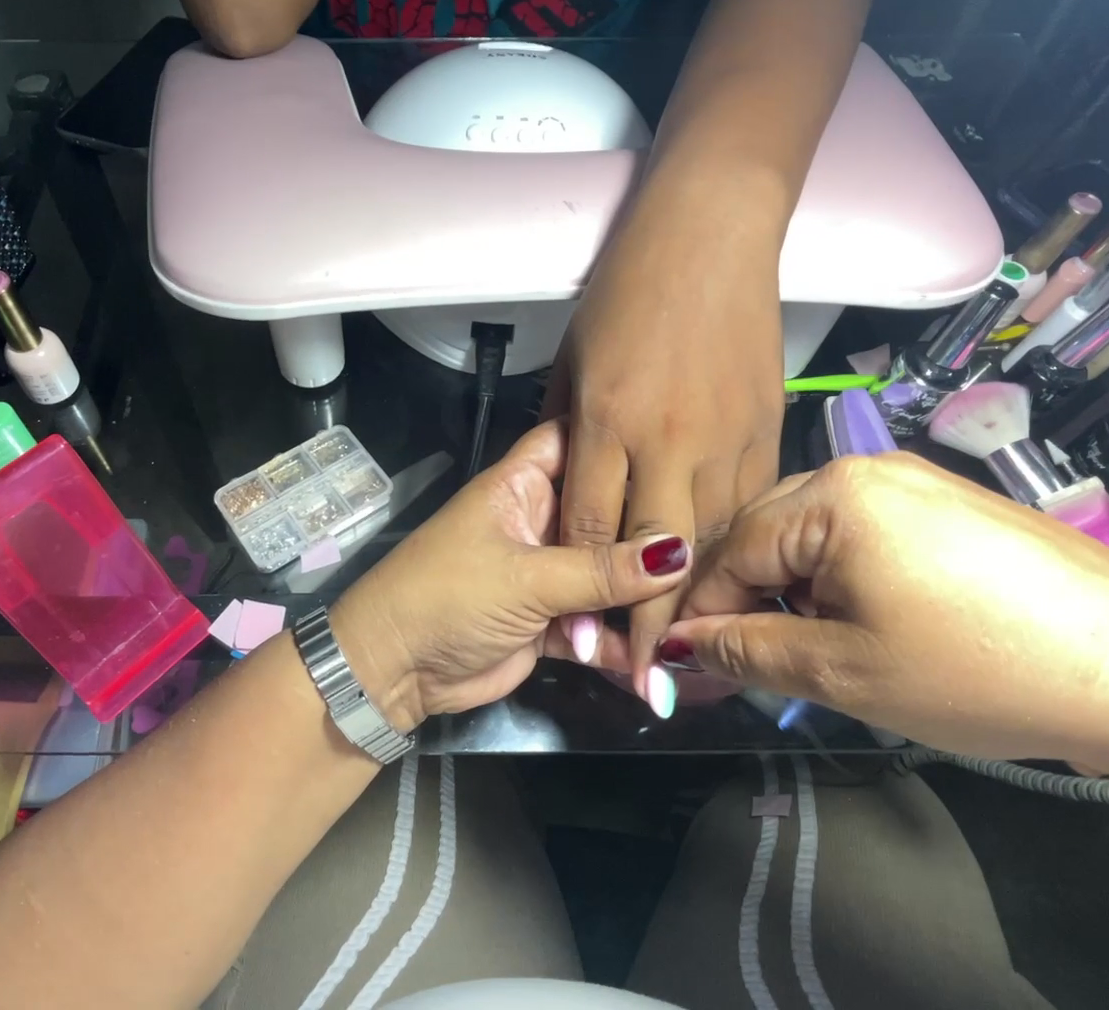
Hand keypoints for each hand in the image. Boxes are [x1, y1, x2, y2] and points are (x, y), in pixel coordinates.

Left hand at [329, 420, 694, 733]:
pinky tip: (659, 660)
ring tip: (693, 616)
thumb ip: (601, 570)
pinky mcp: (551, 622)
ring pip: (609, 575)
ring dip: (642, 599)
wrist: (396, 669)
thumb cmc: (447, 597)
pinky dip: (619, 642)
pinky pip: (597, 624)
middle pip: (608, 515)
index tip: (679, 443)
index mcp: (521, 486)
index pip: (577, 443)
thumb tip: (679, 553)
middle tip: (712, 553)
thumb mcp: (525, 578)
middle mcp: (541, 522)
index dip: (621, 439)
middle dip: (652, 535)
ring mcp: (547, 574)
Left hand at [544, 226, 785, 709]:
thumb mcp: (570, 363)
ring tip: (688, 647)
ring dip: (698, 595)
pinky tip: (731, 578)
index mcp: (604, 421)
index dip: (589, 588)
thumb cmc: (622, 290)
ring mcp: (723, 435)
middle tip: (644, 676)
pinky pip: (747, 505)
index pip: (591, 527)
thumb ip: (566, 434)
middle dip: (648, 621)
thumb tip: (562, 493)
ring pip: (708, 538)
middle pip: (652, 551)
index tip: (593, 640)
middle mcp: (664, 439)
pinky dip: (736, 547)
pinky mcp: (766, 428)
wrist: (708, 229)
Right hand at [662, 454, 1108, 764]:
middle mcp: (865, 470)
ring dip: (788, 589)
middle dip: (742, 598)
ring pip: (809, 534)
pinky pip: (857, 532)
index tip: (681, 664)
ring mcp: (913, 482)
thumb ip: (744, 650)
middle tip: (736, 662)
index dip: (698, 611)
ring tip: (802, 646)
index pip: (729, 550)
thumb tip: (677, 646)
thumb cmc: (978, 670)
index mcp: (833, 494)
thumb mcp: (842, 670)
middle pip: (765, 533)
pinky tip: (857, 619)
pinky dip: (835, 576)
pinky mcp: (948, 505)